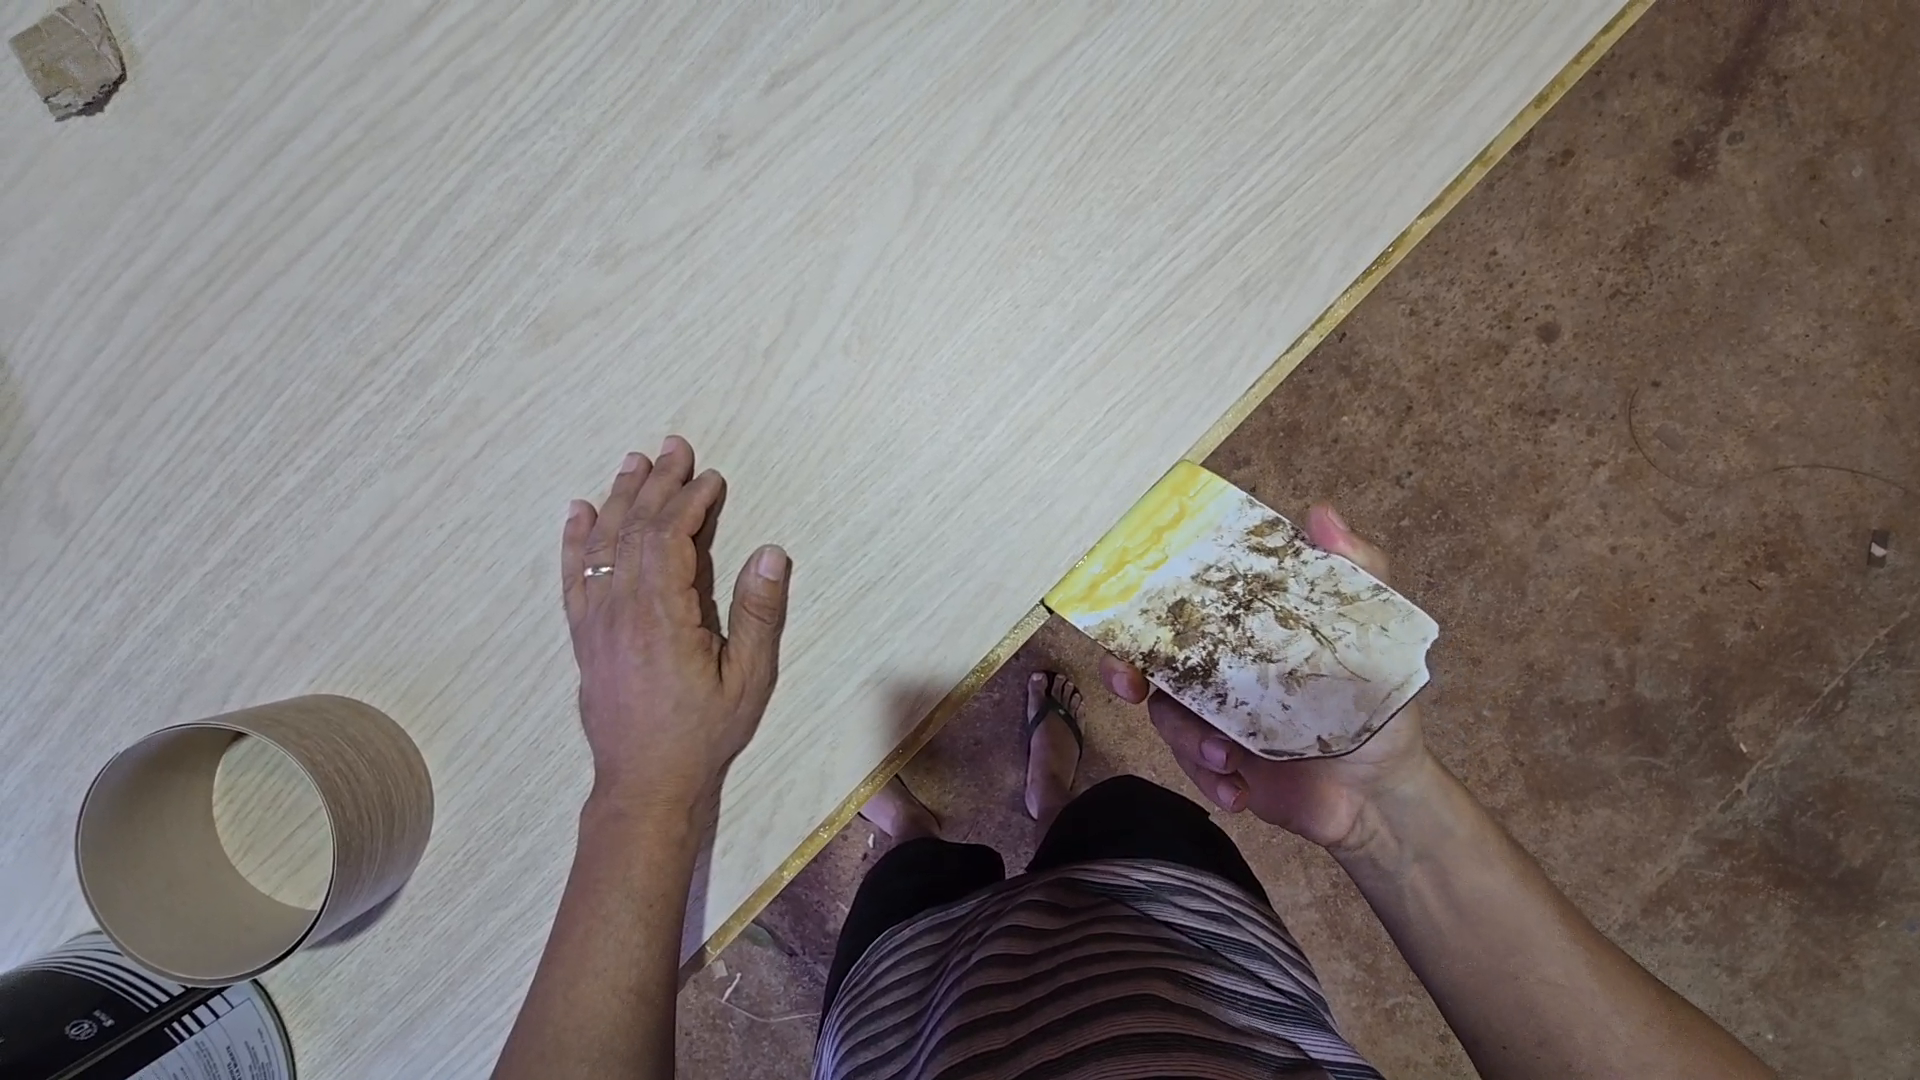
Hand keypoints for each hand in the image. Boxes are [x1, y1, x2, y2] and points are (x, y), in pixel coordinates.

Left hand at [560, 436, 790, 811]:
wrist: (644, 782)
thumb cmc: (703, 731)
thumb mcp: (748, 678)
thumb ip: (758, 614)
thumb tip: (771, 552)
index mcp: (662, 616)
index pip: (671, 540)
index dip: (690, 503)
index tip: (711, 478)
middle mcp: (621, 610)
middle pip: (635, 531)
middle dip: (657, 485)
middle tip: (673, 447)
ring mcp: (595, 622)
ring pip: (603, 546)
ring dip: (619, 499)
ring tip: (633, 462)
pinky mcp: (584, 636)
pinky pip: (574, 577)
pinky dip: (576, 540)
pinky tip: (579, 512)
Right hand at [1100, 503, 1434, 852]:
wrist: (1381, 794)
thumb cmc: (1377, 705)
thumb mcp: (1375, 635)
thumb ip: (1355, 574)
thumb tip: (1320, 512)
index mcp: (1243, 631)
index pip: (1183, 606)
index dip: (1143, 605)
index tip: (1125, 612)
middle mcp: (1216, 668)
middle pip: (1148, 659)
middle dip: (1124, 671)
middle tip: (1129, 686)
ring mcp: (1211, 717)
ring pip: (1165, 717)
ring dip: (1185, 737)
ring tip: (1223, 758)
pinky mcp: (1214, 763)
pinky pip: (1187, 767)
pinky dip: (1207, 780)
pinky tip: (1238, 793)